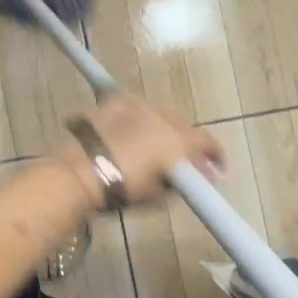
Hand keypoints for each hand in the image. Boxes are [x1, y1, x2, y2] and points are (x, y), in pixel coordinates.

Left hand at [59, 94, 224, 209]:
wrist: (82, 171)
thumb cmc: (124, 187)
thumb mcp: (158, 194)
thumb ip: (182, 181)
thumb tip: (200, 174)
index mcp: (177, 139)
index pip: (207, 141)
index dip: (214, 154)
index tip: (215, 166)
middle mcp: (161, 116)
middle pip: (181, 124)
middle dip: (184, 139)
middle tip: (179, 157)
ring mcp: (135, 105)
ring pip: (156, 114)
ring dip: (158, 127)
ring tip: (150, 144)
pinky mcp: (112, 103)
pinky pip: (130, 108)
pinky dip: (133, 119)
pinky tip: (125, 132)